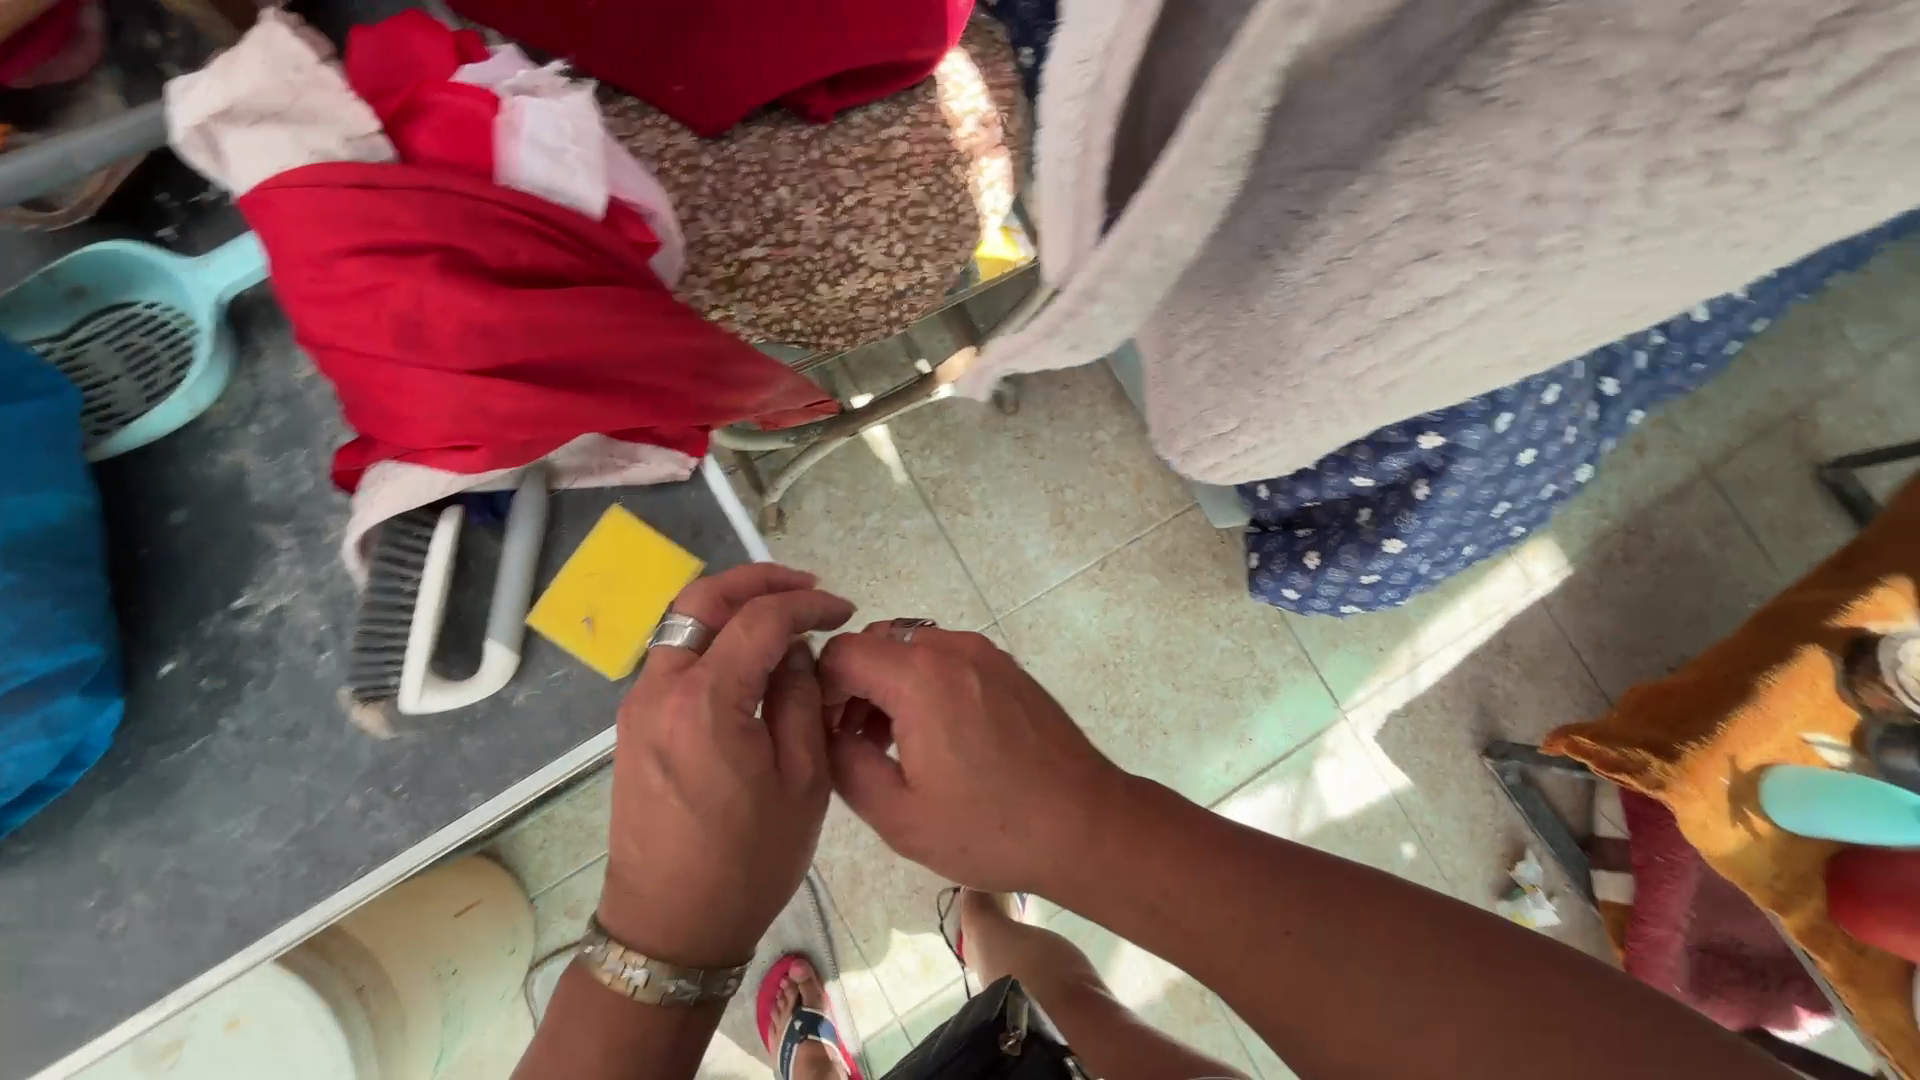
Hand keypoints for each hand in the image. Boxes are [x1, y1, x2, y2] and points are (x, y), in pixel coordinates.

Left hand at [598, 564, 853, 967]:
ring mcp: (638, 704)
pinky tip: (748, 654)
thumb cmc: (749, 860)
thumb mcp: (803, 779)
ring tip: (781, 614)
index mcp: (707, 701)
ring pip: (681, 622)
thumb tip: (794, 652)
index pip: (760, 619)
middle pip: (703, 599)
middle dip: (758, 580)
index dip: (807, 604)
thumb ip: (800, 698)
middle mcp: (661, 688)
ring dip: (731, 605)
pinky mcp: (634, 723)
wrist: (671, 925)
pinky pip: (674, 656)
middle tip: (806, 586)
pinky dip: (712, 637)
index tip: (843, 609)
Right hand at [817, 624, 1130, 895]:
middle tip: (853, 742)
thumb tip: (827, 733)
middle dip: (853, 686)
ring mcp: (986, 653)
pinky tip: (935, 736)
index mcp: (920, 676)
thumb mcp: (899, 815)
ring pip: (912, 648)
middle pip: (875, 643)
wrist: (1086, 825)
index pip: (841, 654)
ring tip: (891, 744)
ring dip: (889, 684)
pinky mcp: (1008, 668)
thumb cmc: (990, 828)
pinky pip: (947, 658)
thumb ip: (845, 764)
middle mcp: (952, 648)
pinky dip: (924, 682)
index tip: (824, 735)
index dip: (820, 691)